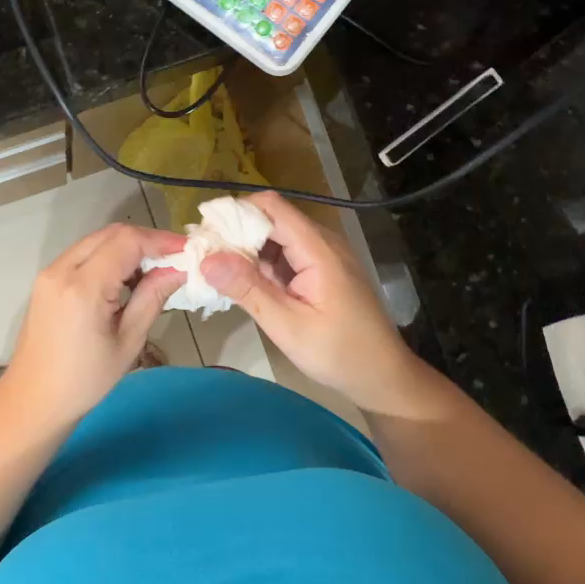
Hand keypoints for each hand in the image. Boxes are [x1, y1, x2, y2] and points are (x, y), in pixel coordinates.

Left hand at [0, 222, 187, 421]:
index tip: (187, 253)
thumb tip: (179, 270)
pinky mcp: (46, 280)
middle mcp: (61, 270)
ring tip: (154, 272)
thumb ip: (152, 298)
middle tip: (174, 261)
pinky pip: (82, 254)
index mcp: (83, 288)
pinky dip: (108, 256)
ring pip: (96, 241)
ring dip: (126, 248)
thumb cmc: (85, 381)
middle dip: (146, 241)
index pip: (127, 242)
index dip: (160, 241)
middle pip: (111, 234)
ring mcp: (49, 273)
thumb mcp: (127, 342)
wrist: (34, 399)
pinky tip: (125, 280)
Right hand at [200, 192, 421, 412]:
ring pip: (276, 238)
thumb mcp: (287, 326)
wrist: (381, 375)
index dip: (235, 213)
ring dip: (246, 250)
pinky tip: (242, 283)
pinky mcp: (321, 272)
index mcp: (318, 251)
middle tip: (202, 257)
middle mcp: (322, 244)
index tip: (204, 234)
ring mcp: (323, 257)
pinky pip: (286, 255)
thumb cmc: (338, 353)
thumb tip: (206, 259)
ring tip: (215, 270)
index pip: (272, 207)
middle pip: (272, 219)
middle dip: (235, 232)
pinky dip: (261, 264)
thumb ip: (248, 289)